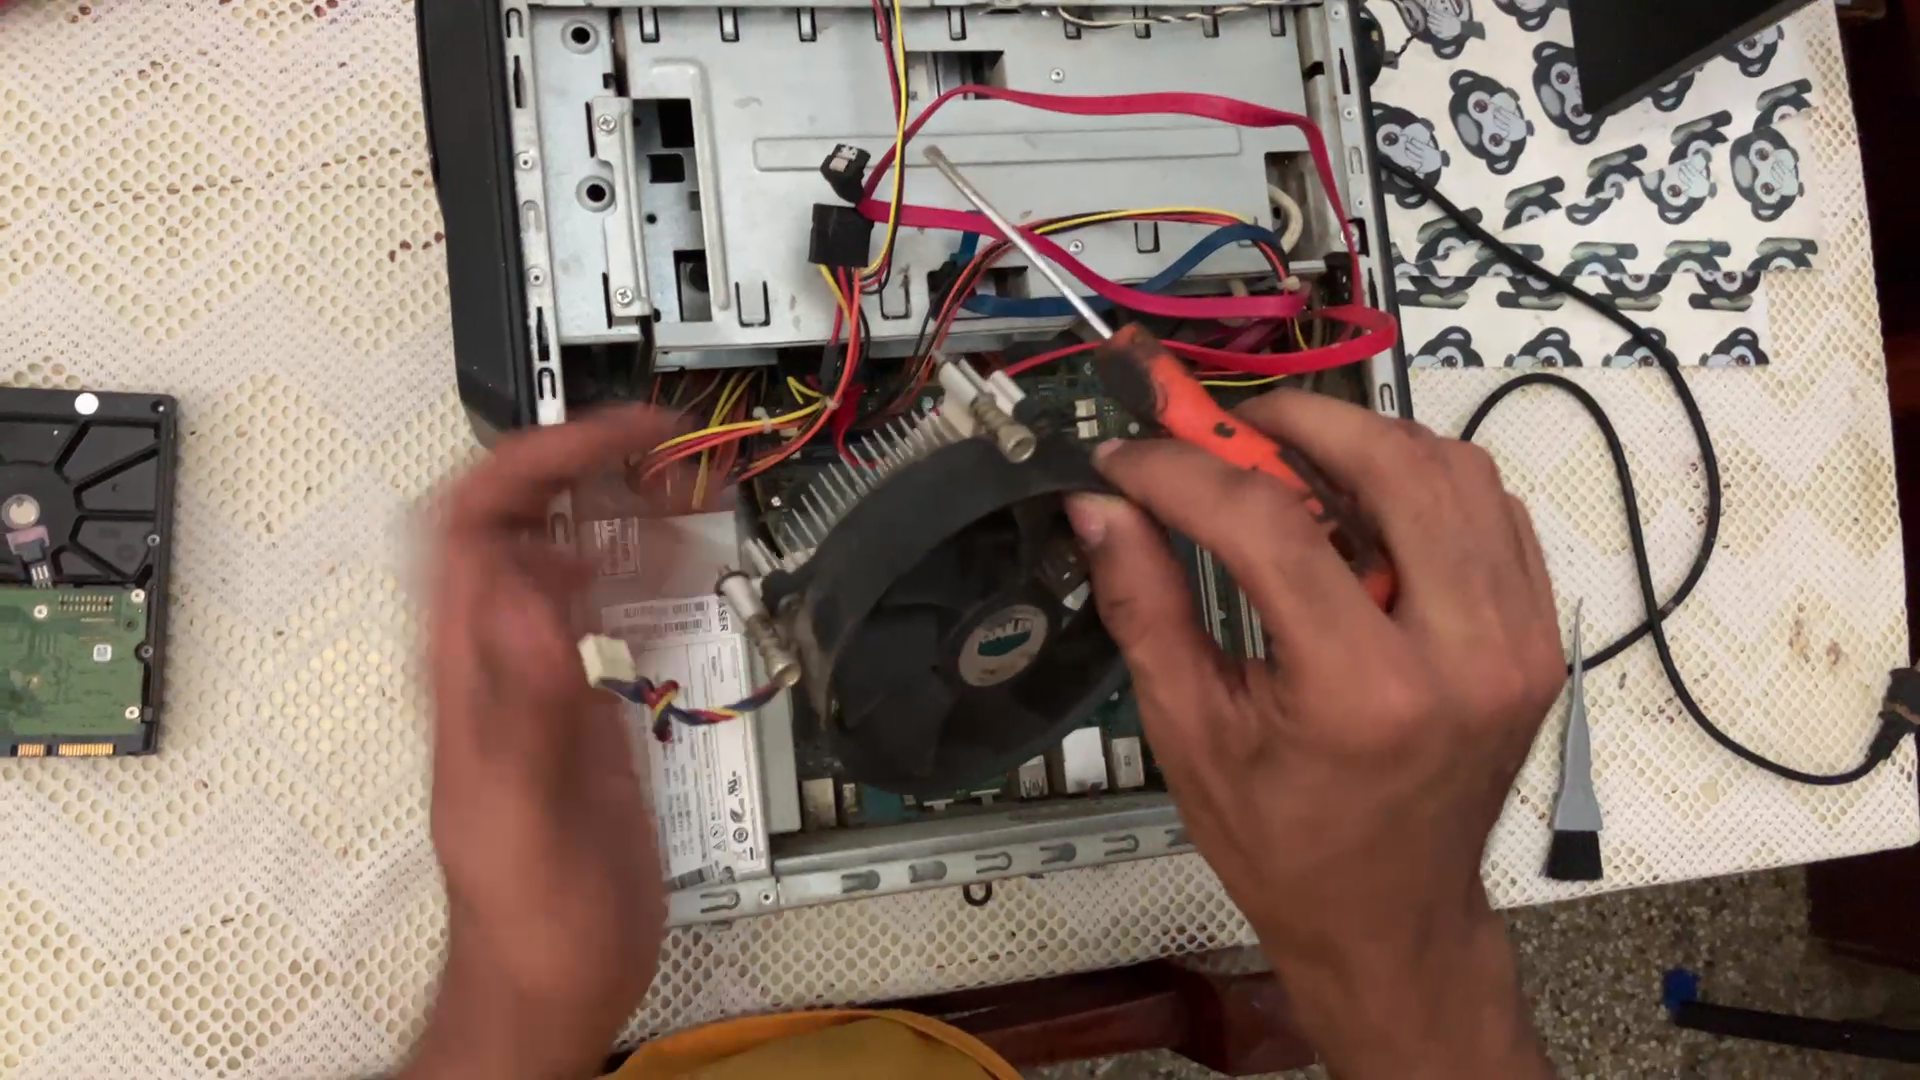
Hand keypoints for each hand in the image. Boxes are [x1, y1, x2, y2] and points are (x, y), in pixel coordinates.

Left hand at [404, 406, 677, 1079]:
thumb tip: (522, 590)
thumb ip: (519, 701)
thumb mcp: (519, 807)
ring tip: (683, 484)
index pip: (471, 524)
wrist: (557, 963)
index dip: (531, 462)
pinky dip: (654, 569)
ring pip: (574, 554)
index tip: (609, 437)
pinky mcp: (590, 692)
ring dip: (624, 507)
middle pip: (523, 521)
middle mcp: (504, 651)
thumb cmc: (530, 903)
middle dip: (586, 464)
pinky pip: (615, 606)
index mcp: (472, 665)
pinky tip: (688, 564)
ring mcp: (549, 668)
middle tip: (659, 442)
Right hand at [1067, 391, 1560, 1079]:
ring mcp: (1522, 640)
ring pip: (1455, 473)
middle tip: (1223, 426)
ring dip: (1360, 441)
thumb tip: (1097, 506)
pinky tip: (1352, 503)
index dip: (1181, 473)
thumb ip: (1142, 603)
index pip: (1267, 527)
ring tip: (1283, 458)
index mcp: (1363, 690)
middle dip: (1295, 420)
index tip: (1124, 458)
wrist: (1390, 918)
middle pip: (1395, 467)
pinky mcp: (1538, 636)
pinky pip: (1487, 510)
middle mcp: (1467, 650)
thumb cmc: (1272, 838)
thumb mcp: (1185, 727)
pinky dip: (1413, 478)